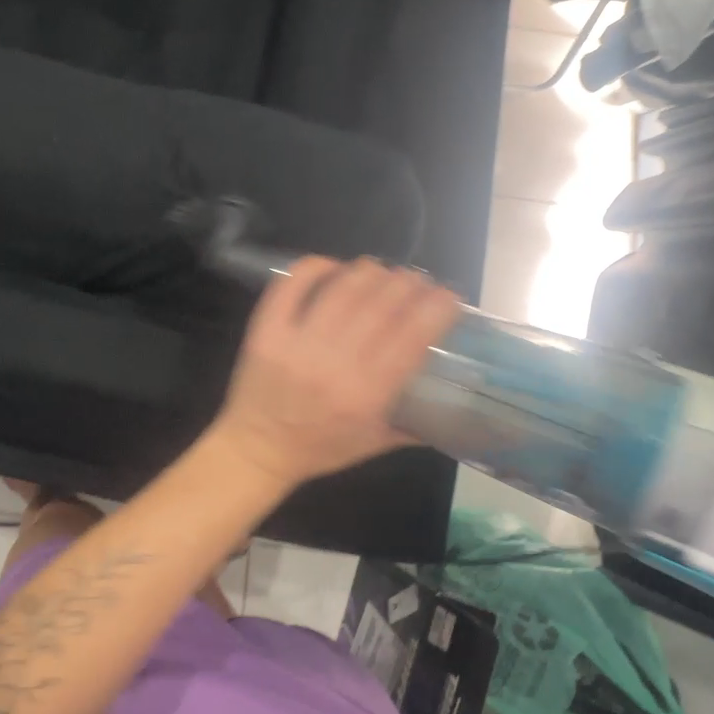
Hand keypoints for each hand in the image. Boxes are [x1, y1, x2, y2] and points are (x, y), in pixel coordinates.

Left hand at [206, 257, 460, 489]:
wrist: (257, 447)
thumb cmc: (319, 448)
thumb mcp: (375, 443)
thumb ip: (416, 423)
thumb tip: (457, 399)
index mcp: (365, 394)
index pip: (412, 337)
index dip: (435, 308)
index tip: (449, 296)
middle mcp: (332, 364)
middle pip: (379, 306)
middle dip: (406, 284)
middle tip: (417, 279)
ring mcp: (295, 344)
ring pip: (340, 291)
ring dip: (368, 272)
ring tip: (381, 269)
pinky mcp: (266, 331)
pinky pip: (290, 286)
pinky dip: (315, 268)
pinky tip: (334, 266)